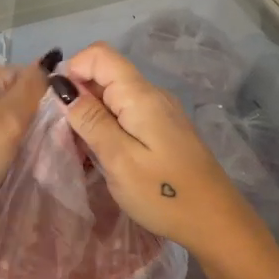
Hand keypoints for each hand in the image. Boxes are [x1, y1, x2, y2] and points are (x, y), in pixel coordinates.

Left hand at [0, 53, 53, 224]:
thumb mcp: (11, 118)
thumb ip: (32, 88)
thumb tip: (46, 66)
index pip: (30, 75)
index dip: (44, 101)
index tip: (49, 129)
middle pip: (10, 94)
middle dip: (24, 117)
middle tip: (29, 146)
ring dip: (5, 132)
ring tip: (9, 157)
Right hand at [50, 42, 263, 255]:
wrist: (217, 224)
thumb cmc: (164, 194)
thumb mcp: (118, 159)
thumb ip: (90, 120)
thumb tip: (62, 86)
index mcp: (140, 95)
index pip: (99, 54)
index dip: (73, 70)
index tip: (61, 107)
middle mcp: (152, 95)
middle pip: (105, 75)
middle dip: (79, 98)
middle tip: (68, 138)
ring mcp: (160, 112)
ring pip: (114, 97)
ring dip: (92, 116)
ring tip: (84, 152)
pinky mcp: (164, 130)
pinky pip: (127, 115)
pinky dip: (108, 128)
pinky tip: (106, 156)